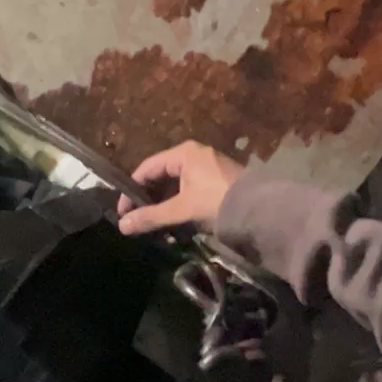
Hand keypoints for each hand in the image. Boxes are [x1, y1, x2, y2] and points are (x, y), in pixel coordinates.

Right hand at [116, 141, 244, 235]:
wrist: (260, 210)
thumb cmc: (216, 202)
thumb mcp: (181, 209)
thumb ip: (151, 217)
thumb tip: (122, 226)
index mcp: (184, 154)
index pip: (147, 168)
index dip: (131, 190)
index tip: (123, 212)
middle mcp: (195, 155)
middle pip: (162, 177)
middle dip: (149, 200)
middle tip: (139, 221)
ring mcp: (209, 168)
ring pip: (177, 186)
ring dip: (165, 206)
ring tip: (157, 227)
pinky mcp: (218, 182)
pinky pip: (191, 191)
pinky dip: (180, 206)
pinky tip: (177, 224)